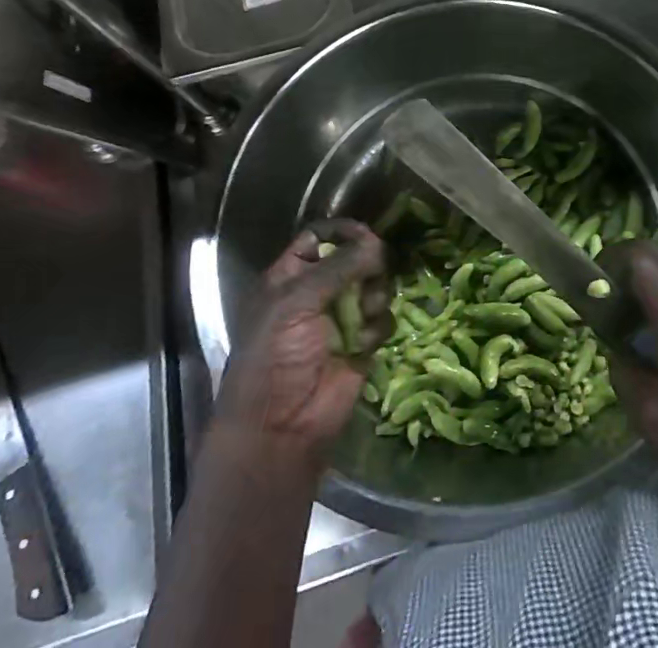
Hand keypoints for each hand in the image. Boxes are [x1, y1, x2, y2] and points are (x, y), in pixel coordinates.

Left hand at [211, 221, 391, 457]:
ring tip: (363, 314)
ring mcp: (341, 319)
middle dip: (367, 265)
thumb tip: (376, 242)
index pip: (318, 238)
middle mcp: (317, 293)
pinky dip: (376, 328)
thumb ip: (337, 268)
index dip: (342, 233)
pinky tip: (361, 346)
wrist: (282, 426)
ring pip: (374, 288)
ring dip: (373, 297)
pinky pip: (382, 321)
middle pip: (354, 260)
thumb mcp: (295, 303)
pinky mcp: (362, 345)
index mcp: (289, 277)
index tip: (366, 235)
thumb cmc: (275, 357)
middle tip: (371, 274)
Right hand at [599, 241, 657, 501]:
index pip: (642, 257)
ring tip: (622, 318)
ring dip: (639, 280)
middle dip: (620, 265)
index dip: (609, 261)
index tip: (591, 290)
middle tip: (601, 300)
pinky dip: (657, 295)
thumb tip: (614, 349)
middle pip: (655, 252)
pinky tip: (651, 336)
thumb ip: (621, 371)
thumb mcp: (651, 416)